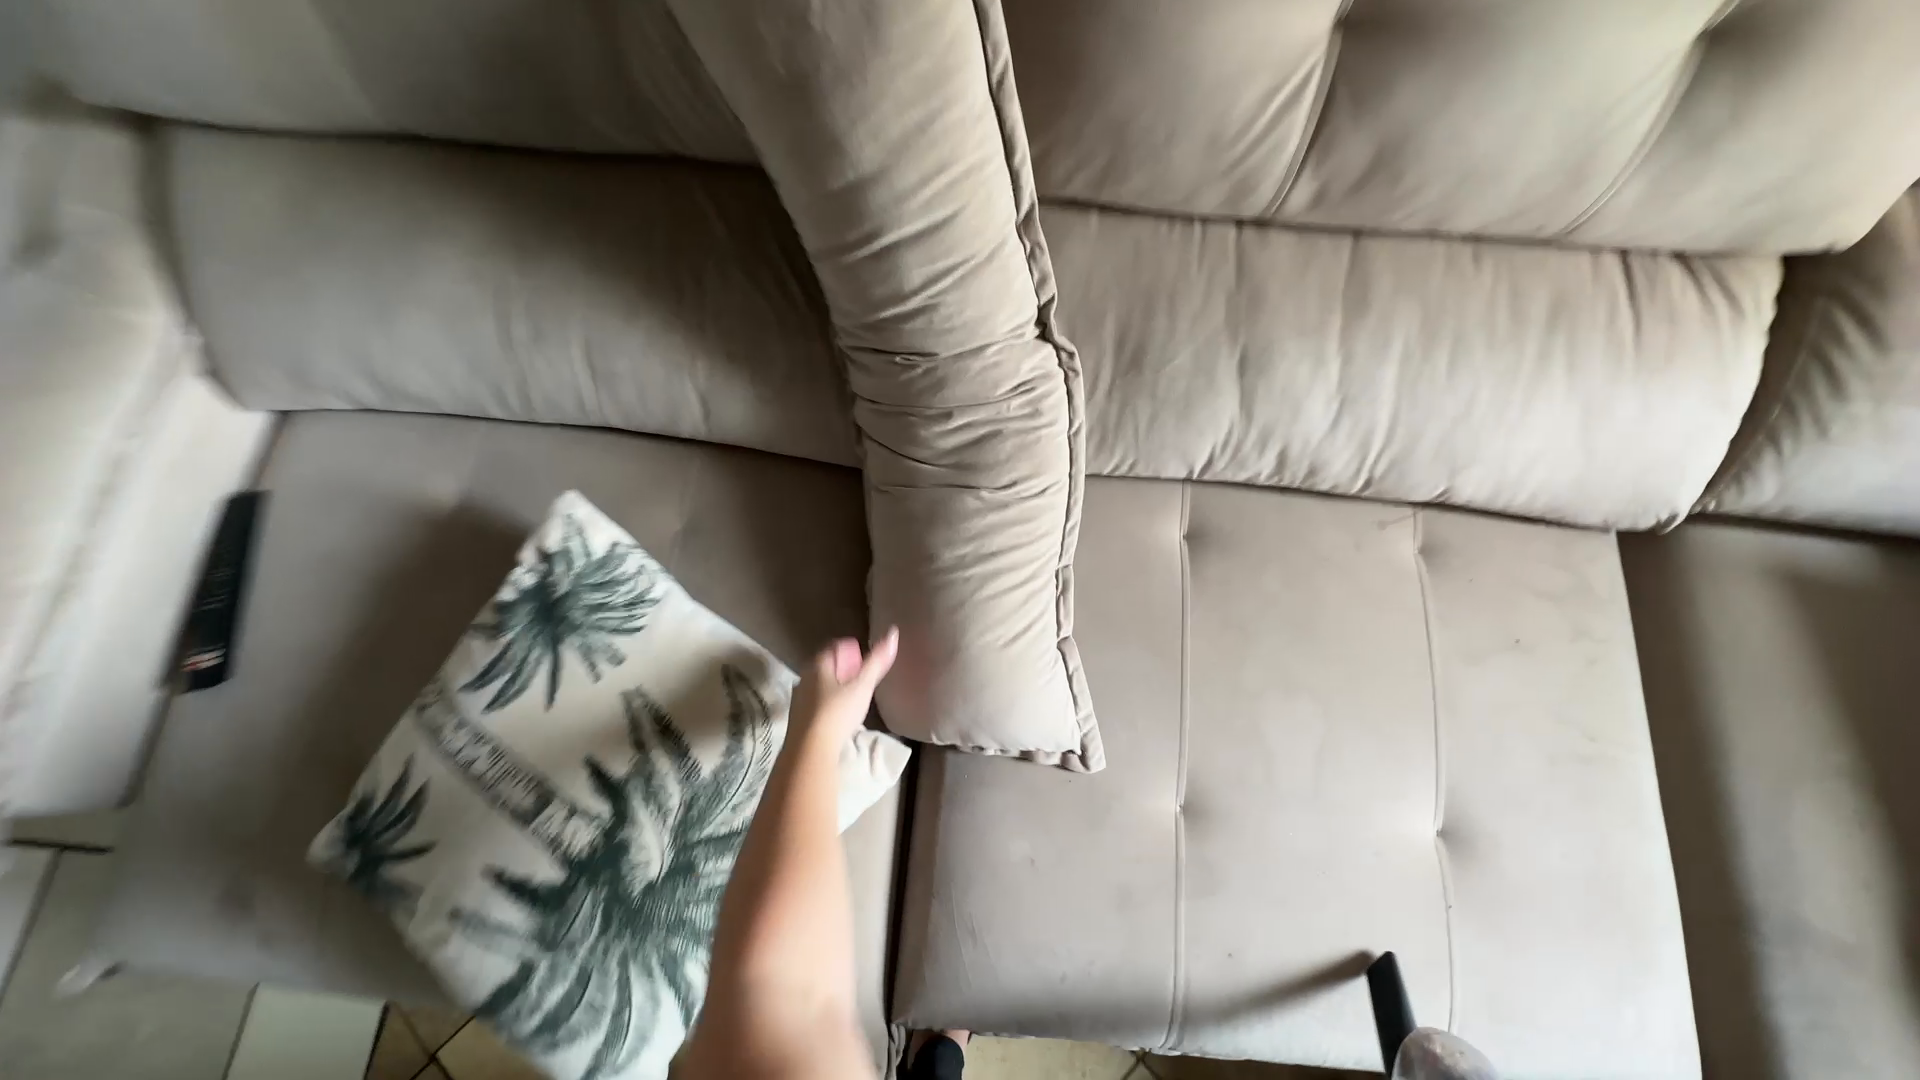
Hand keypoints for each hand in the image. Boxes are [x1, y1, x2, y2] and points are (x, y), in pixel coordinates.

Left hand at [787, 627, 898, 745]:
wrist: (811, 750)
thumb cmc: (838, 713)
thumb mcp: (862, 687)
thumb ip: (877, 663)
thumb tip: (893, 633)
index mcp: (817, 666)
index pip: (832, 647)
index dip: (848, 649)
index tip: (861, 657)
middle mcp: (803, 679)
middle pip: (824, 666)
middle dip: (841, 668)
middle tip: (859, 675)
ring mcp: (798, 700)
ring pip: (818, 685)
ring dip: (833, 687)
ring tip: (850, 695)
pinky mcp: (798, 719)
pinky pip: (814, 703)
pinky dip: (827, 703)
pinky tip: (837, 715)